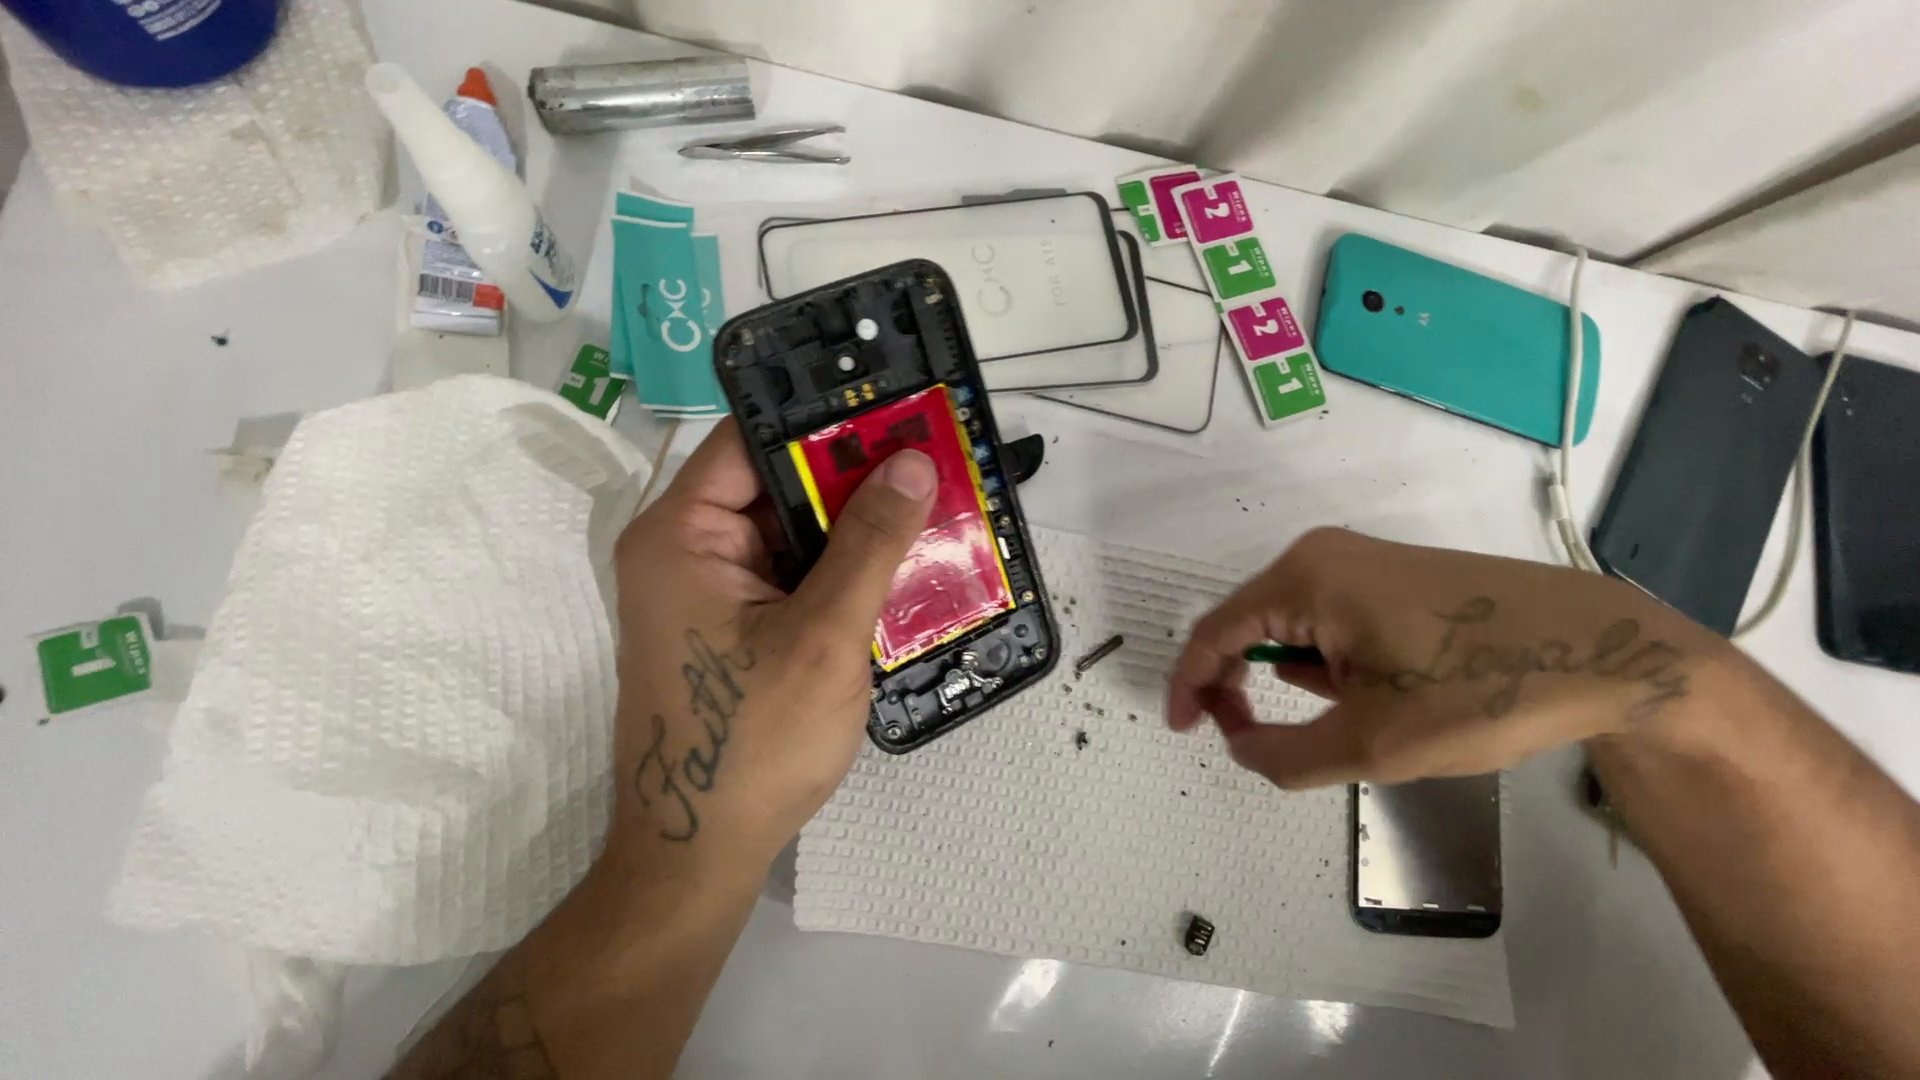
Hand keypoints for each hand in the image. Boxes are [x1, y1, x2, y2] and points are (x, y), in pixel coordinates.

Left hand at [606, 420, 934, 876]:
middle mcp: (687, 551)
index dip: (823, 422)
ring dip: (856, 528)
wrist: (701, 853)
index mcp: (682, 533)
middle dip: (854, 478)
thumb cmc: (755, 742)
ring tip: (934, 505)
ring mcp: (711, 592)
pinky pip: (794, 576)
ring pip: (793, 533)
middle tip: (933, 458)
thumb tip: (913, 462)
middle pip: (777, 486)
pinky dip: (842, 571)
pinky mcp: (735, 627)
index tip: (895, 409)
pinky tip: (902, 567)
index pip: (752, 442)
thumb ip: (871, 543)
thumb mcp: (824, 635)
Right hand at [1167, 527, 1737, 788]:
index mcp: (1305, 577)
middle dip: (1249, 685)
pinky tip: (1388, 689)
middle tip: (1263, 740)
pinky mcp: (1396, 575)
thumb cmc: (1483, 691)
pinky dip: (1336, 662)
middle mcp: (1322, 554)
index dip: (1192, 685)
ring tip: (1363, 717)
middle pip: (1251, 624)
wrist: (1615, 655)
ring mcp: (1362, 560)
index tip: (1185, 731)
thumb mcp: (1371, 744)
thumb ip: (1281, 754)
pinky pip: (1333, 619)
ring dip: (1303, 677)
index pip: (1216, 632)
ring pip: (1296, 625)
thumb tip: (1236, 744)